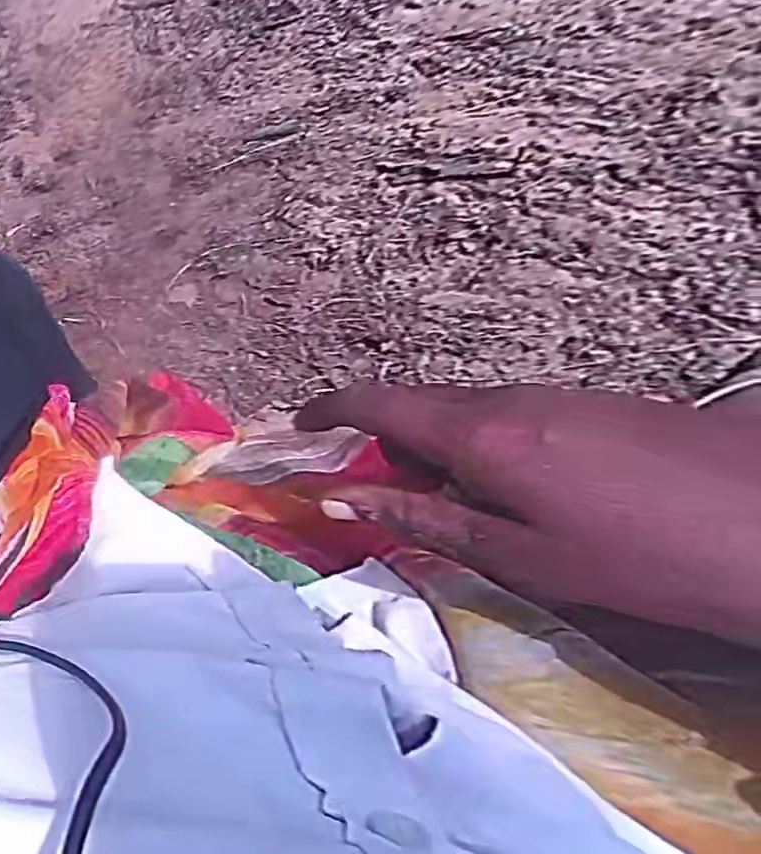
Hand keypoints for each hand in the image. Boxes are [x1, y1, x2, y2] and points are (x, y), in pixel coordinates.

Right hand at [297, 383, 760, 645]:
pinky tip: (535, 488)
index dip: (325, 410)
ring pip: (462, 408)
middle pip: (414, 403)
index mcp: (475, 435)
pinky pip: (509, 411)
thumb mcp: (525, 557)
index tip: (300, 426)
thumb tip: (338, 500)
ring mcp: (556, 397)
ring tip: (475, 499)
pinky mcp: (600, 404)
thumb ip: (421, 520)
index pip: (371, 403)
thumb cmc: (656, 559)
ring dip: (440, 442)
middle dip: (387, 438)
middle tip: (396, 487)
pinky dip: (487, 440)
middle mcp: (505, 401)